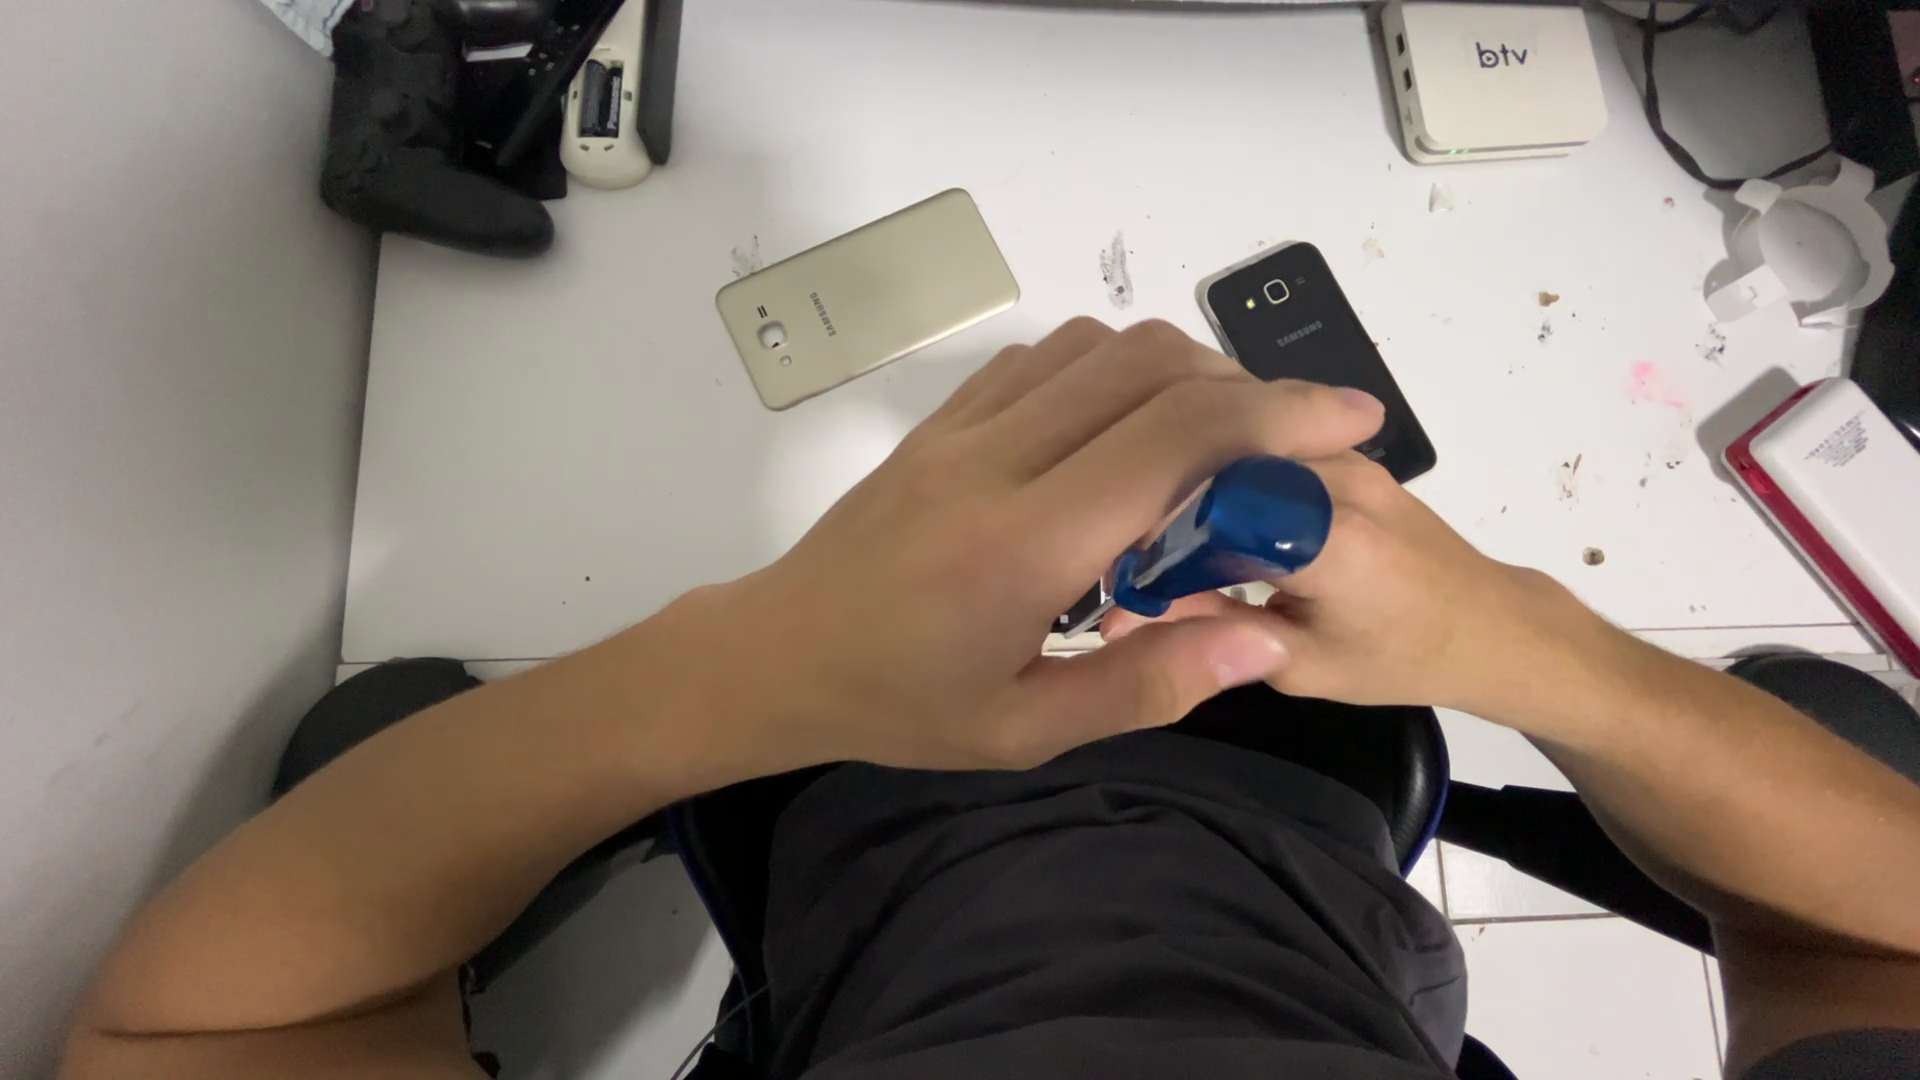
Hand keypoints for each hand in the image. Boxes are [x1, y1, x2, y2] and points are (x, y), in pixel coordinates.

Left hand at [713, 318, 1385, 770]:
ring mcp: (959, 430)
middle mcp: (994, 462)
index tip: (1347, 420)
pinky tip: (1117, 427)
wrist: (780, 654)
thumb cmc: (898, 705)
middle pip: (1145, 366)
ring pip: (1094, 346)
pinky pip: (1038, 360)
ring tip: (1208, 433)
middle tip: (1284, 440)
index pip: (1173, 436)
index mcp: (1024, 546)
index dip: (1276, 415)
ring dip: (1173, 371)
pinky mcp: (939, 423)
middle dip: (1242, 385)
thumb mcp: (1024, 730)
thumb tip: (1260, 638)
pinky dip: (1105, 370)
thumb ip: (1145, 683)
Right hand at [1106, 451, 1588, 717]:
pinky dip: (1219, 472)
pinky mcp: (1340, 447)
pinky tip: (1203, 509)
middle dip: (1159, 501)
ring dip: (1187, 482)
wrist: (1487, 621)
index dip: (1155, 531)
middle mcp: (1335, 477)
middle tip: (1133, 550)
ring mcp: (1340, 452)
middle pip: (1214, 462)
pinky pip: (1258, 445)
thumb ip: (1213, 628)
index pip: (1213, 508)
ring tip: (1164, 532)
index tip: (1125, 567)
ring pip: (1232, 444)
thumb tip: (1123, 614)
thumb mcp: (1298, 665)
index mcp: (1332, 541)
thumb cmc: (1397, 655)